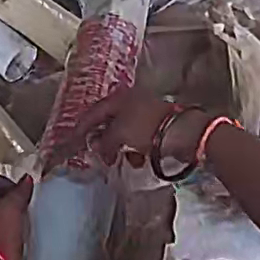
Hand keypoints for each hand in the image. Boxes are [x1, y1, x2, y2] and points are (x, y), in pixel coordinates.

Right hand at [59, 87, 201, 173]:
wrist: (185, 132)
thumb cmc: (146, 128)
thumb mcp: (120, 134)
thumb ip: (103, 140)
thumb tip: (95, 146)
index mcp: (118, 99)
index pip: (93, 112)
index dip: (82, 126)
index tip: (74, 140)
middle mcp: (131, 102)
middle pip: (109, 121)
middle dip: (102, 139)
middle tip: (98, 153)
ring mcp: (145, 112)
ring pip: (125, 131)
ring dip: (120, 147)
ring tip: (121, 160)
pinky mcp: (158, 125)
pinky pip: (139, 137)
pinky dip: (135, 148)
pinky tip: (139, 159)